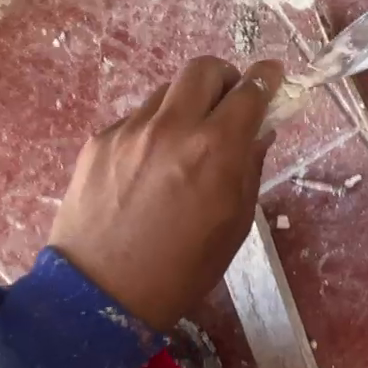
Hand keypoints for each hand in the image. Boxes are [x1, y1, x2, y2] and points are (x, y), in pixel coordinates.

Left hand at [48, 56, 283, 328]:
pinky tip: (147, 167)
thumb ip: (250, 167)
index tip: (272, 75)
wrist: (96, 298)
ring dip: (186, 105)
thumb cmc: (181, 269)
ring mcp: (131, 130)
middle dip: (224, 77)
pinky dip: (152, 130)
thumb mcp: (235, 223)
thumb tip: (259, 132)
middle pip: (204, 68)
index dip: (267, 77)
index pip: (251, 89)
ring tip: (183, 141)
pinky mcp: (99, 141)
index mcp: (216, 147)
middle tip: (227, 102)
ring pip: (168, 91)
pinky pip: (136, 119)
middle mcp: (174, 126)